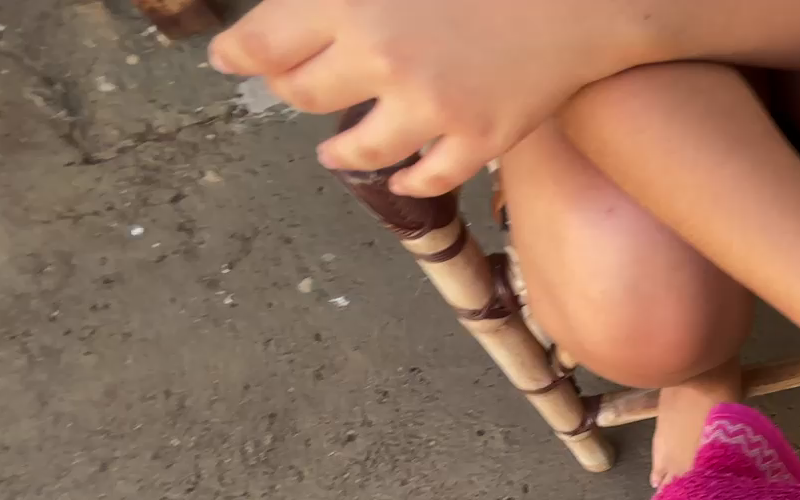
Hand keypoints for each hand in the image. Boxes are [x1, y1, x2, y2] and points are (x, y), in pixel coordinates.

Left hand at [208, 0, 658, 194]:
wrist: (571, 6)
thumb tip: (311, 17)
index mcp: (347, 2)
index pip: (264, 42)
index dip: (238, 54)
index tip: (228, 61)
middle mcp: (383, 61)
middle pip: (305, 96)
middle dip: (292, 95)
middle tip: (293, 95)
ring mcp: (435, 110)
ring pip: (363, 147)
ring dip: (341, 151)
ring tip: (334, 153)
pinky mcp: (480, 141)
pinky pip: (431, 177)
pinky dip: (409, 181)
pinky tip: (401, 179)